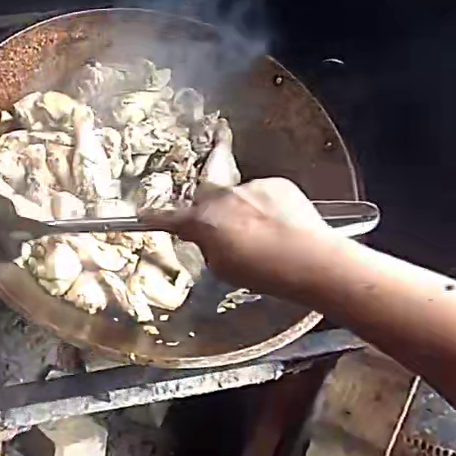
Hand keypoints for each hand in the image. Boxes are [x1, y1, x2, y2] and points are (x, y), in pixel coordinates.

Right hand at [141, 178, 343, 297]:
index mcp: (201, 221)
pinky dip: (268, 207)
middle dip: (214, 215)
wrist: (312, 261)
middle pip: (207, 203)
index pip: (168, 218)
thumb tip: (207, 236)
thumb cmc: (263, 271)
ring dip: (245, 212)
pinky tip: (281, 226)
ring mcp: (250, 188)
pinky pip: (263, 193)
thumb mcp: (221, 267)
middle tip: (231, 237)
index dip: (153, 217)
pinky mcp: (276, 183)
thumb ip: (207, 246)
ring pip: (238, 198)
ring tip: (266, 237)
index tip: (142, 214)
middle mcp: (221, 198)